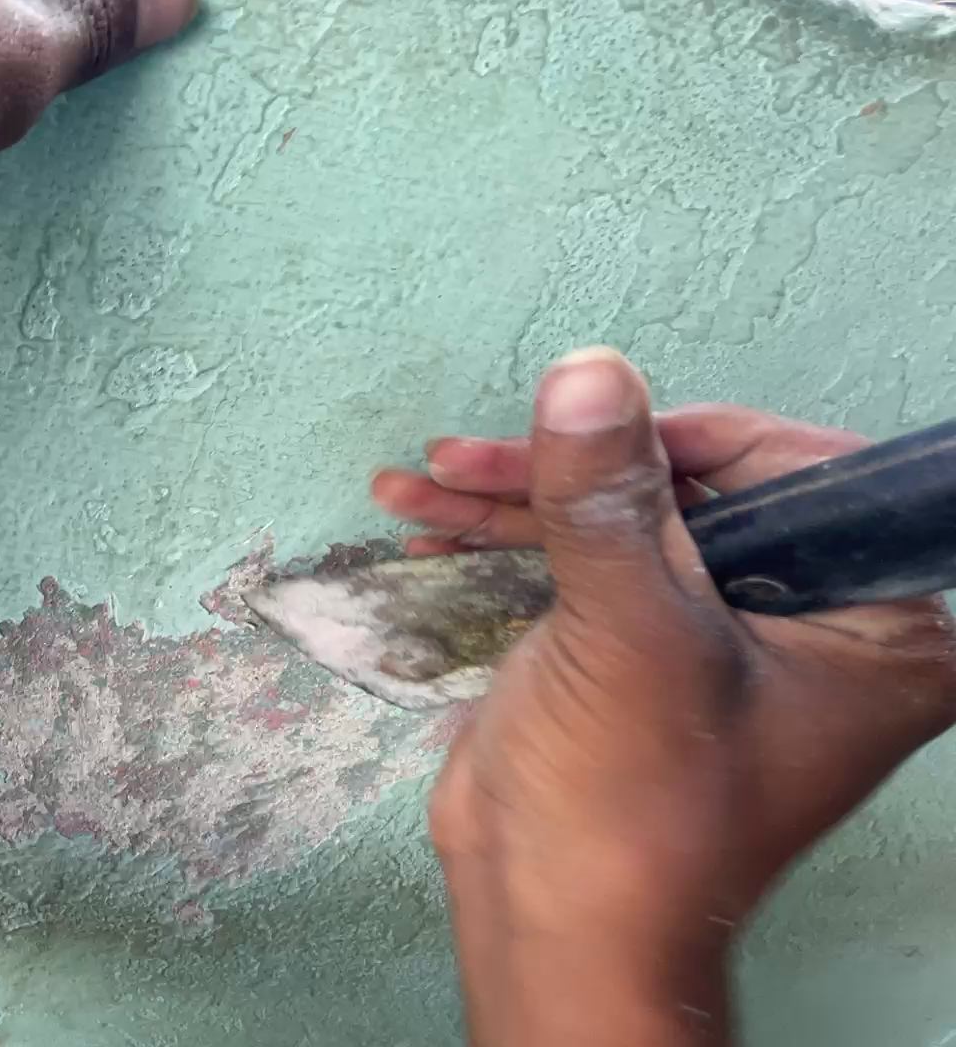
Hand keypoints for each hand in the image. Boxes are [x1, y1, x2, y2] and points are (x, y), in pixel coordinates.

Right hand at [373, 349, 955, 1044]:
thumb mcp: (625, 633)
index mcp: (863, 613)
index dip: (668, 439)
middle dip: (545, 473)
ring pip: (591, 524)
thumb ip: (604, 499)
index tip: (561, 435)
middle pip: (662, 492)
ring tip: (404, 486)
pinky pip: (550, 562)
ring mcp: (678, 623)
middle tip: (448, 459)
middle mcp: (780, 609)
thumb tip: (587, 368)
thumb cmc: (627, 788)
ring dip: (490, 502)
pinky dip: (482, 542)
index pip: (781, 471)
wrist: (543, 898)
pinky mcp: (600, 640)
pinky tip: (420, 532)